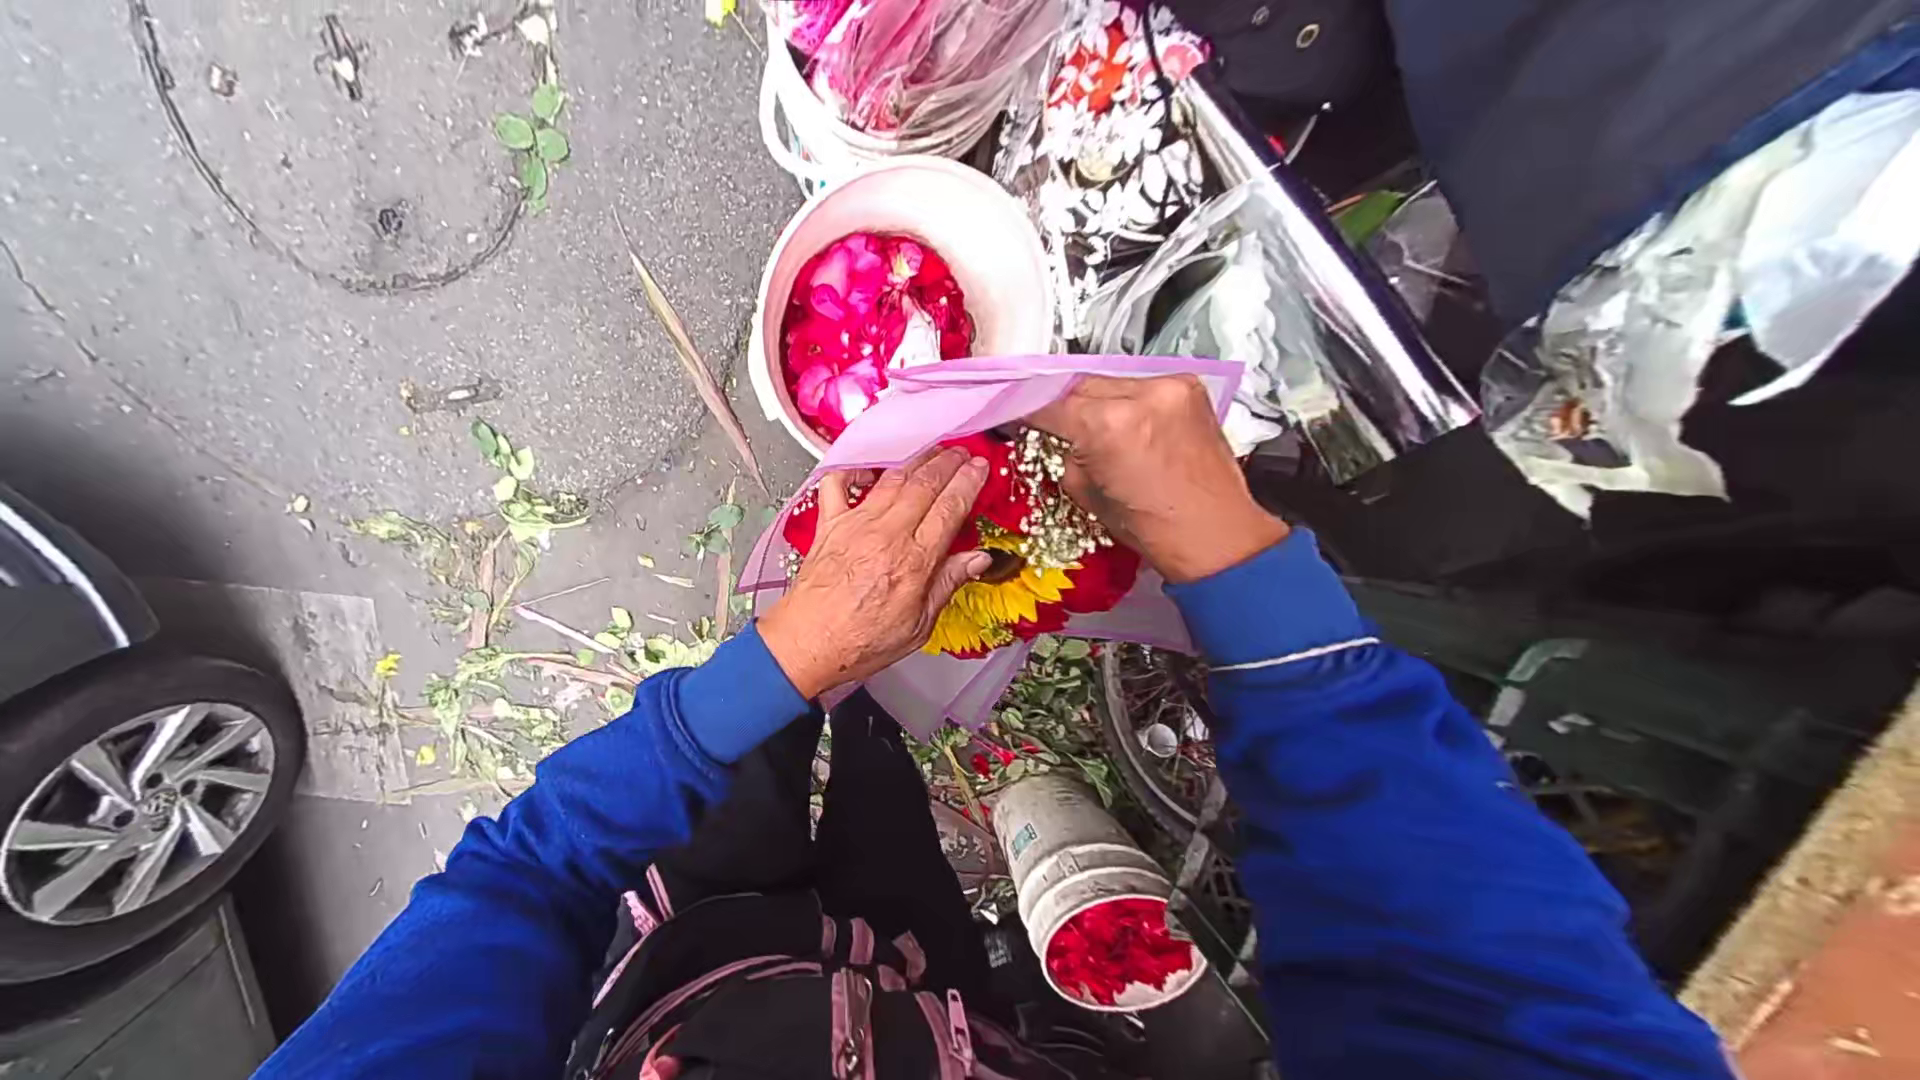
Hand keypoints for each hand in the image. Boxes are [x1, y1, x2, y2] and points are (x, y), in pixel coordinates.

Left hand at [758, 447, 992, 698]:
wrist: (807, 644)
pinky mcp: (830, 525)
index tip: (980, 468)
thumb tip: (978, 559)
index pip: (950, 507)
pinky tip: (870, 468)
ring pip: (892, 479)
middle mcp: (886, 535)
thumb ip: (948, 584)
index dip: (968, 482)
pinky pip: (838, 484)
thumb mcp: (919, 624)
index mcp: (914, 561)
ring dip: (916, 460)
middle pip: (924, 484)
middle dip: (948, 462)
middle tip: (962, 452)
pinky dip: (853, 470)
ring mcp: (855, 525)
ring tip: (933, 451)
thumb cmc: (859, 641)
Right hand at [1027, 375, 1288, 583]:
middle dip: (1061, 403)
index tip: (1016, 415)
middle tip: (1051, 422)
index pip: (1051, 405)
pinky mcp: (1188, 388)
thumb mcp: (1086, 494)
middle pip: (1079, 385)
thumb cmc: (1152, 527)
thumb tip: (1053, 436)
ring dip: (1094, 401)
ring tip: (1093, 426)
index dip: (1028, 411)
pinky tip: (1126, 423)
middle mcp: (1141, 394)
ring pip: (1110, 381)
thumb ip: (1065, 455)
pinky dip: (1126, 401)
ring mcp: (1169, 386)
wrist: (1215, 534)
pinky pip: (1140, 385)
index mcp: (1108, 425)